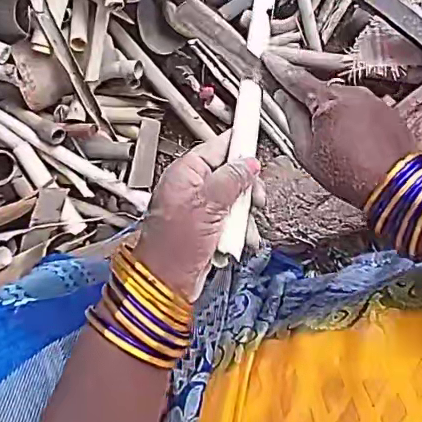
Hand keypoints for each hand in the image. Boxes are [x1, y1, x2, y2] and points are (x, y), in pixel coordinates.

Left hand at [133, 131, 260, 299]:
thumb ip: (231, 180)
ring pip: (235, 200)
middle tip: (253, 200)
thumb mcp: (209, 205)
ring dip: (244, 216)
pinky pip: (232, 221)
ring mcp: (200, 208)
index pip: (216, 147)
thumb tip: (248, 163)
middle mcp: (192, 187)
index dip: (237, 145)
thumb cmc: (174, 244)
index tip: (256, 139)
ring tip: (241, 229)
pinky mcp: (207, 227)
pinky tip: (239, 241)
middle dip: (246, 190)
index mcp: (186, 172)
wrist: (166, 282)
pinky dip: (239, 231)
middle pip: (231, 174)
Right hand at [263, 53, 417, 207]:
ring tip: (336, 145)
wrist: (398, 186)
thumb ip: (293, 119)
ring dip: (333, 115)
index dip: (280, 69)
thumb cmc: (355, 174)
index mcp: (328, 100)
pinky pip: (361, 109)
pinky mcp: (388, 111)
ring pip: (341, 100)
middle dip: (310, 104)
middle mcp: (353, 94)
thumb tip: (286, 102)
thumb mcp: (307, 151)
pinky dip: (353, 121)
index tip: (271, 62)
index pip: (296, 78)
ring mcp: (373, 100)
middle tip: (306, 130)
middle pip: (320, 91)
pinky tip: (354, 144)